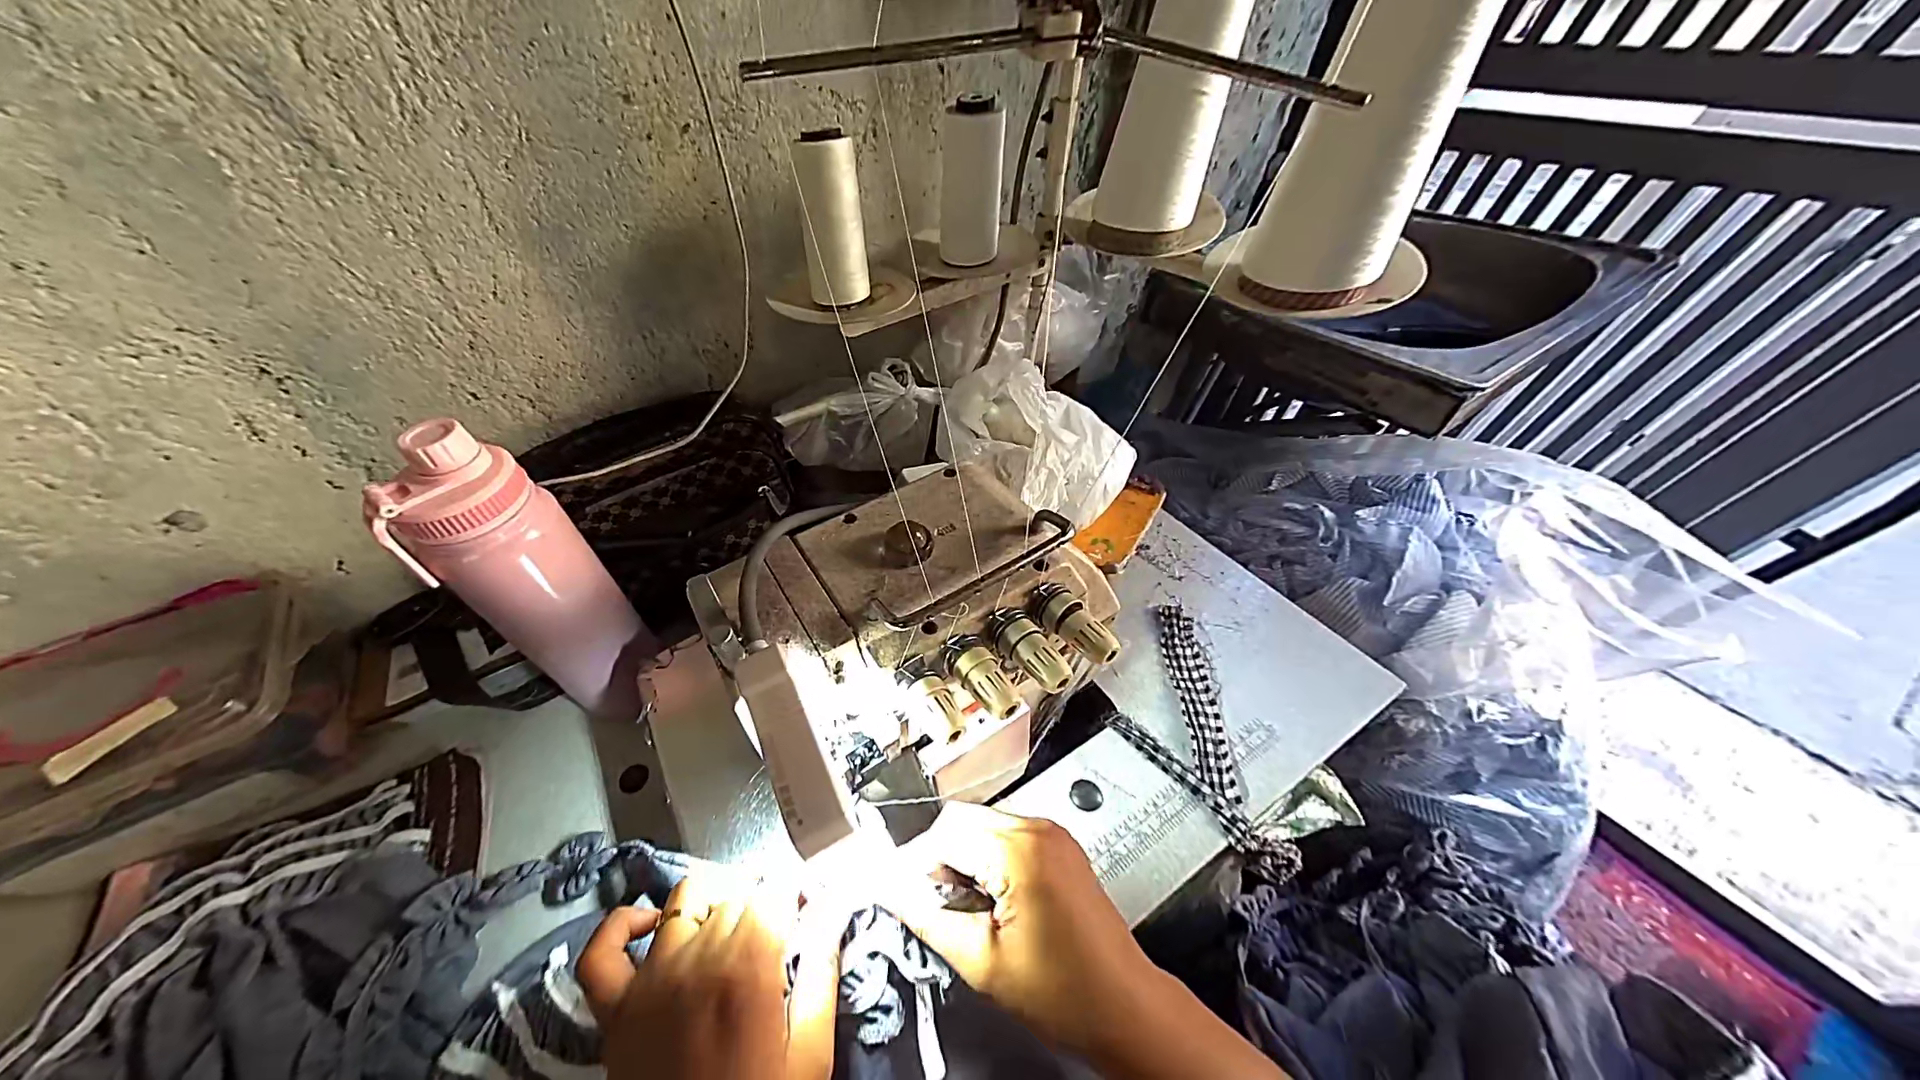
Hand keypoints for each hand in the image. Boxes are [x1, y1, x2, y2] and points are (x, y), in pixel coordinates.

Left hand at [578, 871, 843, 1079]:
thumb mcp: (808, 1051)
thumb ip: (822, 969)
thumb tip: (833, 907)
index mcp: (748, 966)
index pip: (775, 891)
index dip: (796, 897)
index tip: (806, 916)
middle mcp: (696, 960)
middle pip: (735, 895)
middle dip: (762, 906)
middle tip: (777, 938)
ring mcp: (649, 982)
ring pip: (683, 900)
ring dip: (712, 904)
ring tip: (731, 928)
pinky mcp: (615, 1010)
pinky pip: (603, 950)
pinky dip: (624, 925)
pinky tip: (652, 925)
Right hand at [888, 801, 1159, 1052]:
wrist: (1123, 1007)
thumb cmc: (1070, 993)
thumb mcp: (981, 960)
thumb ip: (926, 916)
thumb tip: (892, 888)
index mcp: (1020, 850)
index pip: (942, 830)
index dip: (913, 862)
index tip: (900, 889)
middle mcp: (1040, 830)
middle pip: (961, 818)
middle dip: (937, 856)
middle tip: (934, 903)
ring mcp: (1053, 835)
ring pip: (981, 823)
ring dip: (961, 856)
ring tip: (968, 908)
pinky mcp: (1059, 846)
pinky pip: (1006, 833)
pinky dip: (987, 857)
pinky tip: (992, 900)